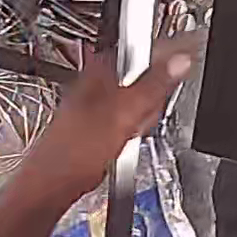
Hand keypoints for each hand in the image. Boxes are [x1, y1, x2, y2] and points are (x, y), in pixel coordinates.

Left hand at [10, 35, 198, 205]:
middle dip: (152, 97)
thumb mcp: (125, 113)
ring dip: (143, 117)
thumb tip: (180, 60)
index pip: (142, 51)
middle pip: (143, 78)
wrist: (52, 185)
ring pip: (137, 102)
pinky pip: (129, 121)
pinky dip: (133, 130)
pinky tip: (126, 142)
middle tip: (145, 114)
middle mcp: (96, 83)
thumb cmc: (74, 151)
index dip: (166, 56)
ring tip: (132, 132)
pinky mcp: (99, 124)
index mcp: (100, 70)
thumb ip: (155, 85)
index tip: (185, 59)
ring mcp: (97, 104)